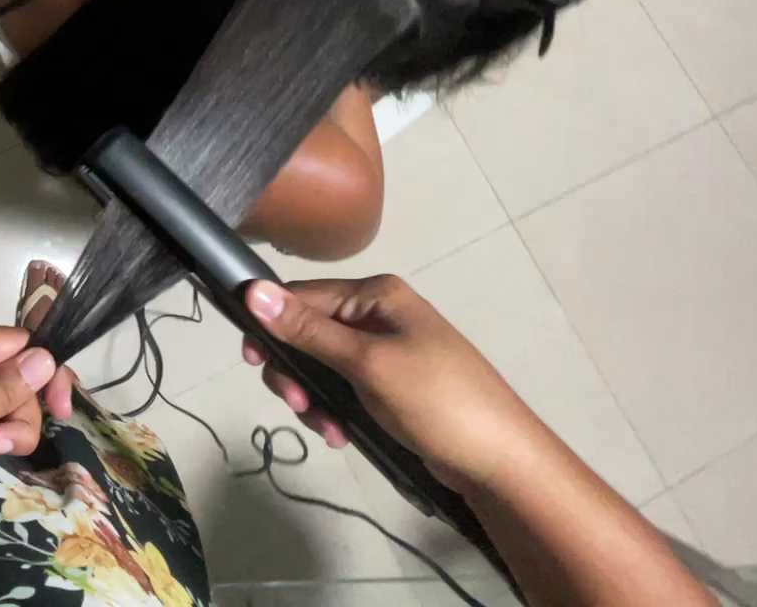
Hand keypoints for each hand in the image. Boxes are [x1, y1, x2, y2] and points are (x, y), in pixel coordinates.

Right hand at [241, 276, 555, 490]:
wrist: (505, 466)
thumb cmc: (438, 402)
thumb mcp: (367, 363)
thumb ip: (306, 329)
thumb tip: (251, 289)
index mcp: (374, 295)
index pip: (300, 295)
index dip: (270, 324)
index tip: (253, 360)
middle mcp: (375, 315)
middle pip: (305, 331)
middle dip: (293, 369)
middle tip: (294, 402)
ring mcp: (383, 350)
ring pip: (319, 363)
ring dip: (311, 395)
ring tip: (324, 426)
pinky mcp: (387, 383)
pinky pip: (340, 385)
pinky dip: (331, 408)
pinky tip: (339, 432)